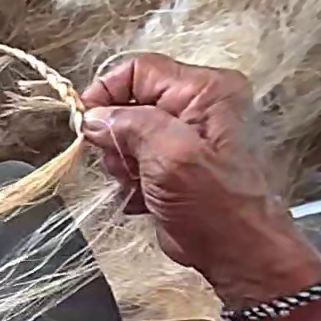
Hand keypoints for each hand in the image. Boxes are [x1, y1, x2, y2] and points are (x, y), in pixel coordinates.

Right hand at [80, 54, 320, 307]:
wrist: (235, 251)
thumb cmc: (213, 205)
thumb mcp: (171, 157)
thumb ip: (131, 125)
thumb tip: (91, 117)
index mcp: (203, 90)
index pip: (137, 69)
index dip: (105, 93)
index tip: (85, 126)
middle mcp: (194, 105)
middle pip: (126, 102)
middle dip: (114, 137)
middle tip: (129, 166)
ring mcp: (182, 134)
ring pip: (122, 134)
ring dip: (120, 163)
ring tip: (141, 184)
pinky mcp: (170, 161)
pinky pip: (129, 158)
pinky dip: (128, 178)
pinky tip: (144, 194)